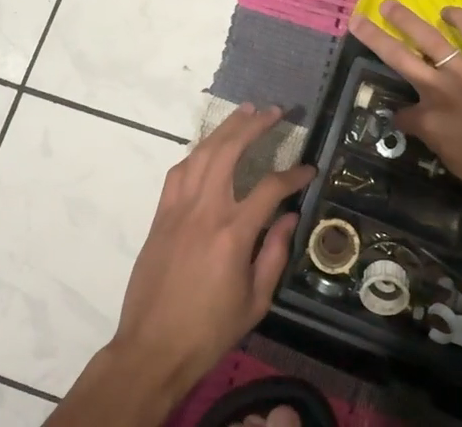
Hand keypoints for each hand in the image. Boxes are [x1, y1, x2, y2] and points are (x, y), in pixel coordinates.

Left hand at [107, 105, 315, 398]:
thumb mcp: (255, 301)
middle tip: (275, 112)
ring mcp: (177, 211)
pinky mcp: (160, 218)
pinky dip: (196, 154)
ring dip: (224, 129)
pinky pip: (178, 173)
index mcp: (232, 234)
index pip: (270, 188)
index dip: (293, 175)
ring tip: (244, 113)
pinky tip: (208, 149)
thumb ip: (274, 254)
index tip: (309, 170)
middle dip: (253, 126)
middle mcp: (204, 212)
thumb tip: (289, 217)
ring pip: (200, 154)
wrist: (151, 350)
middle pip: (228, 152)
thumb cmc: (209, 332)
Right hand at [350, 0, 461, 213]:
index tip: (404, 119)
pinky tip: (448, 12)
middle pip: (398, 58)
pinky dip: (460, 18)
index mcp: (429, 122)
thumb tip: (424, 123)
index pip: (402, 113)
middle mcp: (439, 91)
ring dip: (405, 19)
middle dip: (374, 38)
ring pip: (428, 37)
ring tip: (389, 5)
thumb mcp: (454, 162)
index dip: (401, 116)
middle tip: (356, 20)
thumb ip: (435, 137)